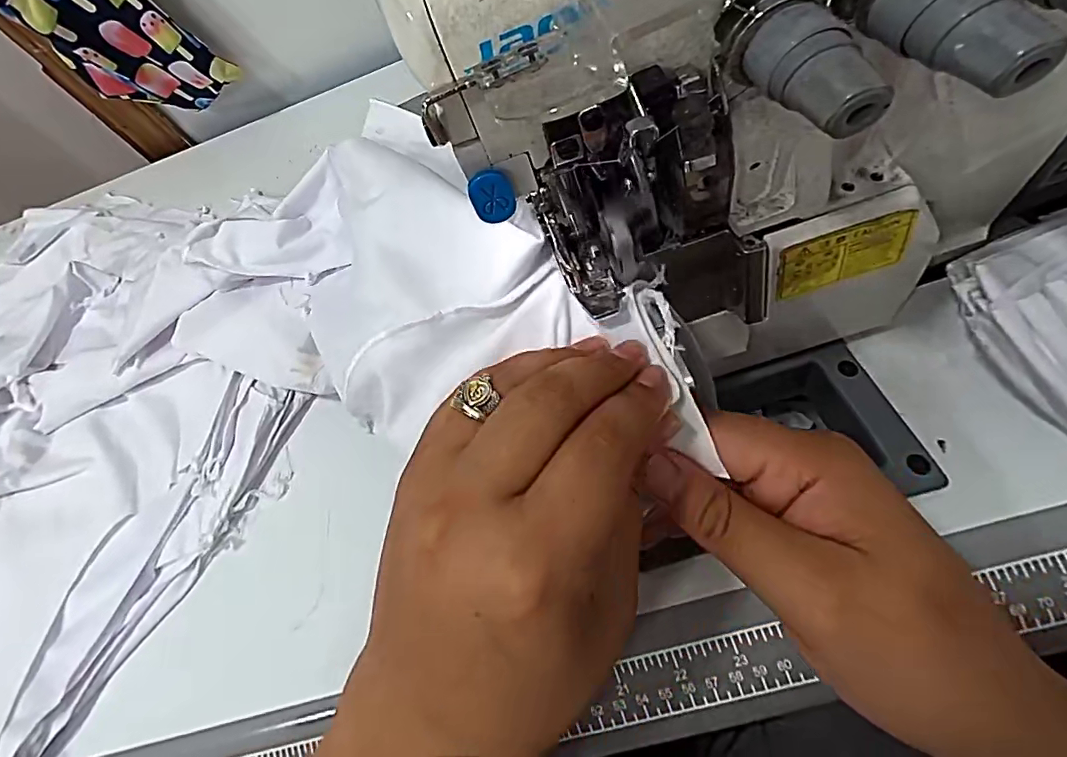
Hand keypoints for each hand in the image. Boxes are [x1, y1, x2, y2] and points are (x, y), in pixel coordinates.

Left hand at [320, 339, 675, 756]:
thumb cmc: (522, 686)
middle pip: (548, 405)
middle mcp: (474, 509)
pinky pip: (459, 402)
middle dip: (600, 374)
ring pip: (499, 390)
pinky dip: (503, 378)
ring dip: (552, 362)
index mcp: (534, 558)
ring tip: (591, 356)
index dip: (635, 409)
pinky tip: (534, 372)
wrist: (426, 709)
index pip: (598, 448)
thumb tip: (634, 442)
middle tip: (631, 363)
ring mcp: (431, 485)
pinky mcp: (410, 475)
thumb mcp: (606, 617)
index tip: (656, 392)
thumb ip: (623, 518)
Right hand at [640, 412, 1066, 756]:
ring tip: (631, 523)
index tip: (608, 472)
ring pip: (719, 475)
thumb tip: (656, 462)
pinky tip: (672, 534)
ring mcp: (808, 490)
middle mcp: (809, 462)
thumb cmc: (918, 654)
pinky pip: (739, 502)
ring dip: (678, 498)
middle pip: (711, 448)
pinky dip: (705, 518)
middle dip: (661, 474)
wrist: (991, 713)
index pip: (709, 429)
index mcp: (813, 461)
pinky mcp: (805, 517)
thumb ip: (723, 519)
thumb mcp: (806, 587)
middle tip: (612, 506)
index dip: (656, 447)